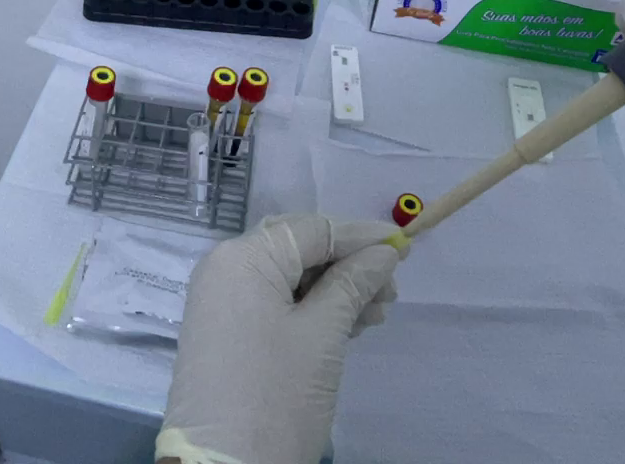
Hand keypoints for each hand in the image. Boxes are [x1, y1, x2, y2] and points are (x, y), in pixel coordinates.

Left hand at [157, 214, 401, 463]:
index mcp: (243, 256)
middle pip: (298, 248)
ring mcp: (221, 299)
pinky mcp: (225, 329)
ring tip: (376, 312)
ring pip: (288, 276)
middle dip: (347, 264)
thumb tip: (383, 253)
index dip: (359, 235)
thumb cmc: (276, 396)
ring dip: (333, 289)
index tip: (403, 245)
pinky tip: (347, 324)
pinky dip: (310, 308)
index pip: (312, 229)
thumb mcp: (323, 336)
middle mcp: (226, 266)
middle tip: (390, 289)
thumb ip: (353, 284)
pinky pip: (273, 300)